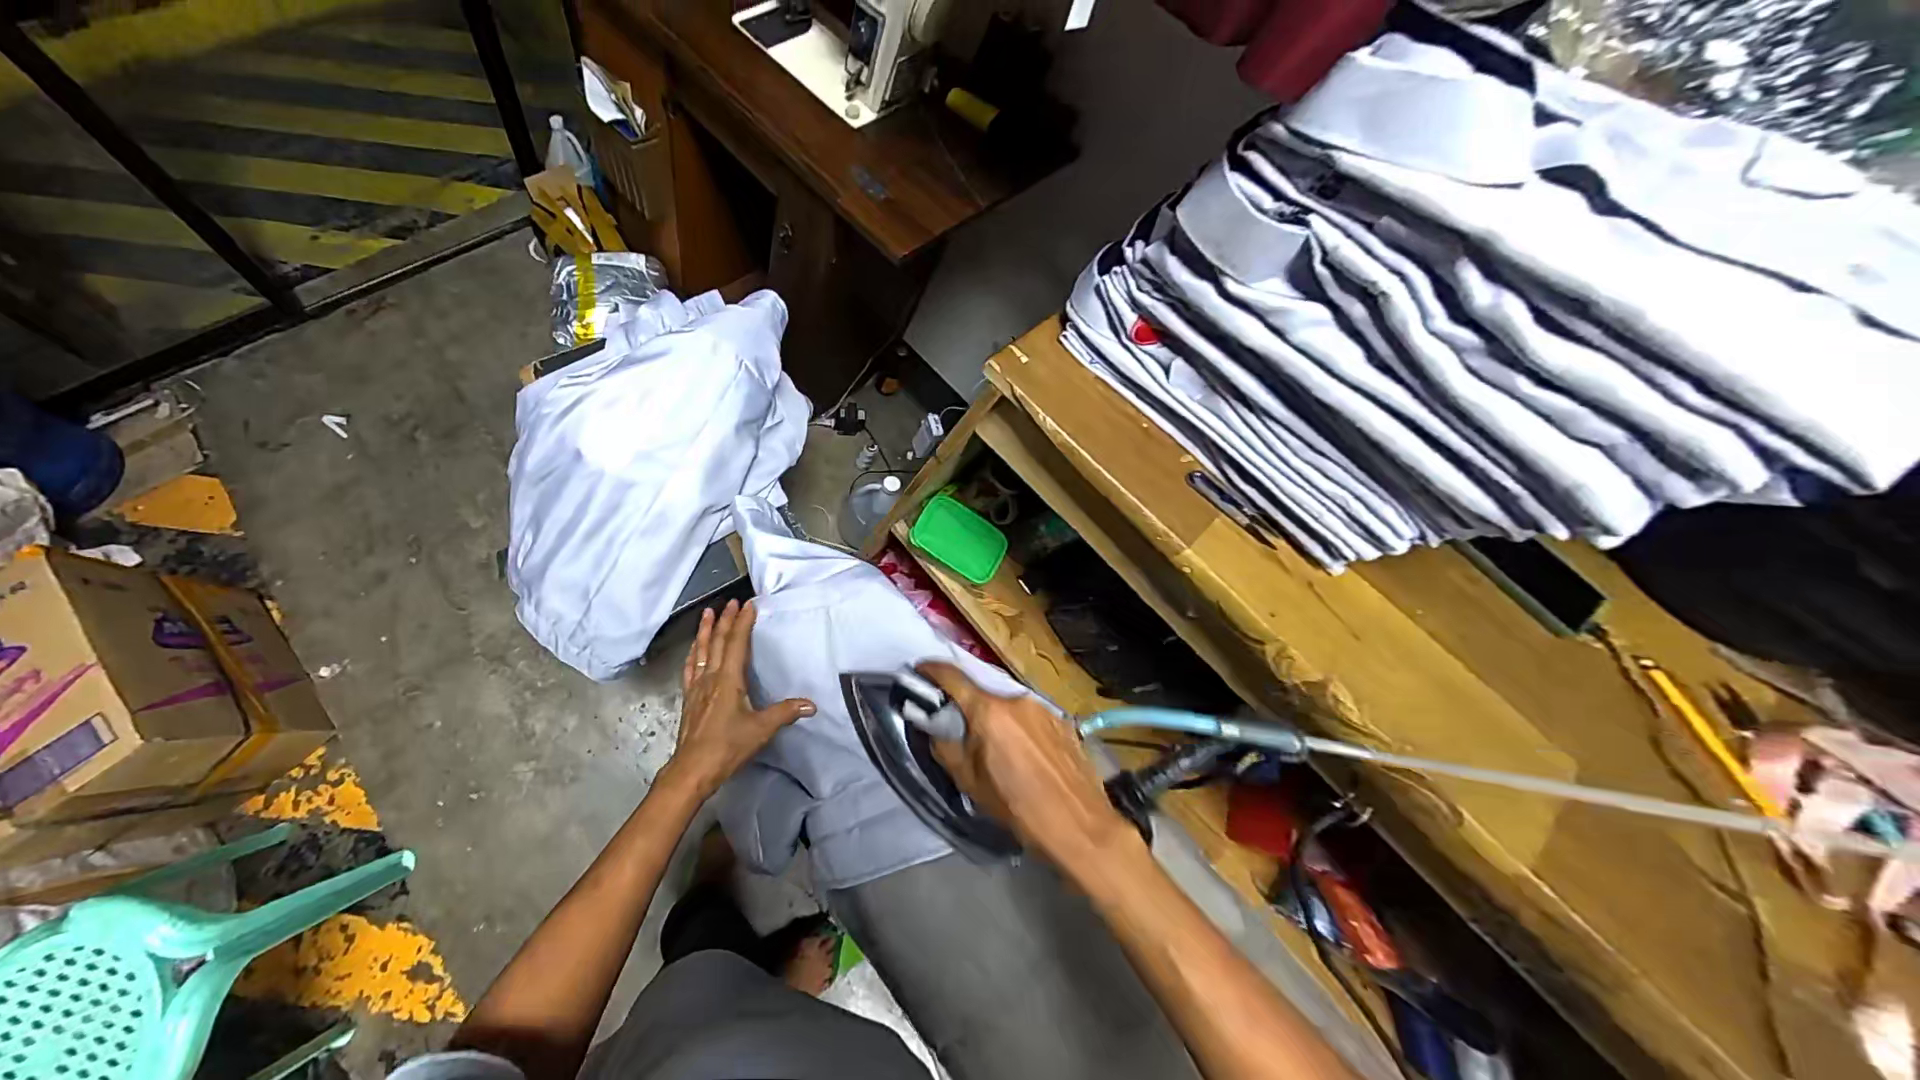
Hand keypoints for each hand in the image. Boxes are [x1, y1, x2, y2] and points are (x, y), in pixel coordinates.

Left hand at [663, 599, 814, 796]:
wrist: (692, 770)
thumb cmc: (727, 747)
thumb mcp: (761, 729)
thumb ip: (785, 713)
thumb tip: (810, 705)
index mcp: (728, 680)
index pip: (737, 644)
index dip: (743, 623)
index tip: (748, 605)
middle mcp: (711, 678)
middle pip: (718, 643)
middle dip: (725, 620)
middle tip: (730, 602)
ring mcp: (697, 688)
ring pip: (701, 652)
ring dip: (705, 631)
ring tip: (707, 614)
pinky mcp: (689, 699)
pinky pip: (690, 669)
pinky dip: (693, 654)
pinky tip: (694, 650)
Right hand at [917, 662, 1136, 871]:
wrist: (1078, 826)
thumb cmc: (1018, 808)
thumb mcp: (969, 781)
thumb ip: (945, 745)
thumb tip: (934, 725)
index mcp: (990, 711)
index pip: (952, 676)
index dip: (932, 671)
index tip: (920, 671)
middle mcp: (1018, 700)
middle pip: (983, 692)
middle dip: (969, 705)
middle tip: (960, 725)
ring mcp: (1046, 709)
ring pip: (1010, 705)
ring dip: (998, 718)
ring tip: (997, 746)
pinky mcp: (1065, 722)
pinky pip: (1032, 717)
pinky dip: (1021, 727)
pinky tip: (1025, 753)